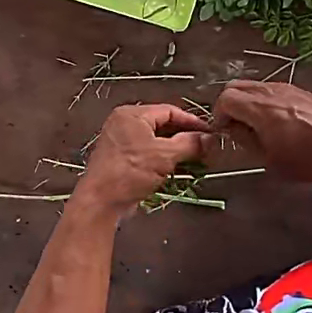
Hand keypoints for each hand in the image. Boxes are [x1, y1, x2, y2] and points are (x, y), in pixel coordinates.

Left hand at [75, 104, 211, 219]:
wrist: (101, 201)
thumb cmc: (130, 172)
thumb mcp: (165, 155)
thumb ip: (190, 144)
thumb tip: (210, 139)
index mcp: (132, 114)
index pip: (169, 111)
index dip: (192, 121)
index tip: (209, 133)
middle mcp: (124, 123)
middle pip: (163, 124)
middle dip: (185, 136)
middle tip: (205, 147)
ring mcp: (121, 142)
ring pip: (156, 140)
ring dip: (176, 149)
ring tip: (196, 158)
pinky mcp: (121, 159)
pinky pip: (148, 153)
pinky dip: (163, 158)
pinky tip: (178, 168)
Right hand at [210, 80, 311, 181]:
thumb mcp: (272, 160)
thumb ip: (248, 142)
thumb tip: (236, 132)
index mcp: (260, 107)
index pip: (224, 99)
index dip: (218, 116)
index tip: (225, 133)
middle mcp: (271, 91)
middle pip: (236, 87)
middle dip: (229, 106)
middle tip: (235, 128)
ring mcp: (287, 88)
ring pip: (254, 87)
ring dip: (247, 103)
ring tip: (255, 128)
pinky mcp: (300, 92)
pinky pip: (271, 90)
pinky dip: (263, 102)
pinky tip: (275, 124)